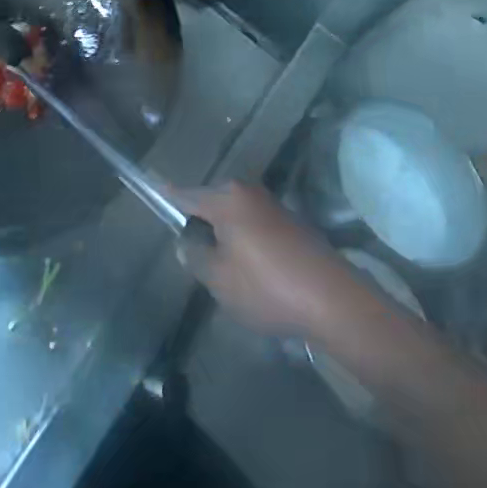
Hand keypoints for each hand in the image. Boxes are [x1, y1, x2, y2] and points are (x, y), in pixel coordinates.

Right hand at [174, 182, 360, 338]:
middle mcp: (249, 192)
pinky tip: (248, 267)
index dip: (168, 195)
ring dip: (225, 233)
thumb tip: (187, 241)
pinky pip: (254, 224)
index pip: (187, 194)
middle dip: (200, 220)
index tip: (153, 187)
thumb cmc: (266, 286)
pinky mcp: (292, 223)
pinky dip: (245, 239)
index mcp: (227, 199)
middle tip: (190, 250)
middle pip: (212, 202)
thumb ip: (195, 256)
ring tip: (218, 264)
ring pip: (235, 214)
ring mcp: (273, 206)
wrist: (333, 300)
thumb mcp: (218, 278)